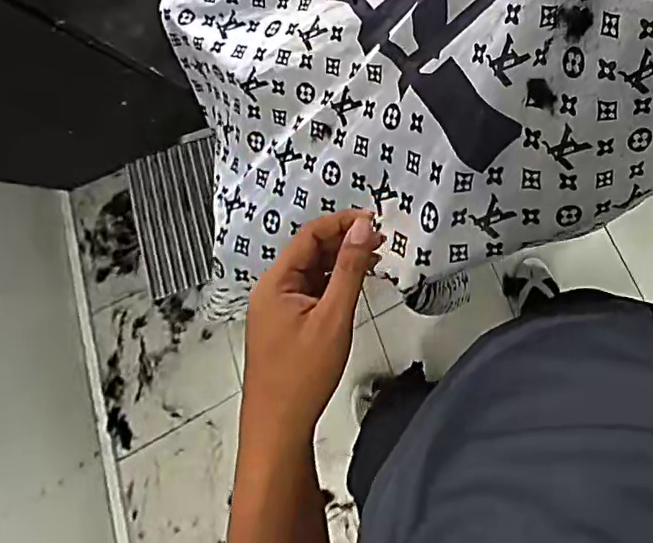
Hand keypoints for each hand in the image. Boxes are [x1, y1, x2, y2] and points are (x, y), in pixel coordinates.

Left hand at [239, 209, 383, 444]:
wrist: (278, 431)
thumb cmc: (301, 378)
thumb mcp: (333, 316)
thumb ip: (349, 267)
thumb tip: (363, 228)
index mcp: (275, 283)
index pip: (310, 234)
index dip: (343, 222)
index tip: (373, 221)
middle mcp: (273, 289)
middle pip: (311, 248)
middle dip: (345, 239)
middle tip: (380, 239)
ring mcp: (279, 306)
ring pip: (314, 268)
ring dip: (342, 259)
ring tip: (374, 257)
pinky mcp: (288, 322)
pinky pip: (313, 287)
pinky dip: (335, 280)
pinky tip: (357, 282)